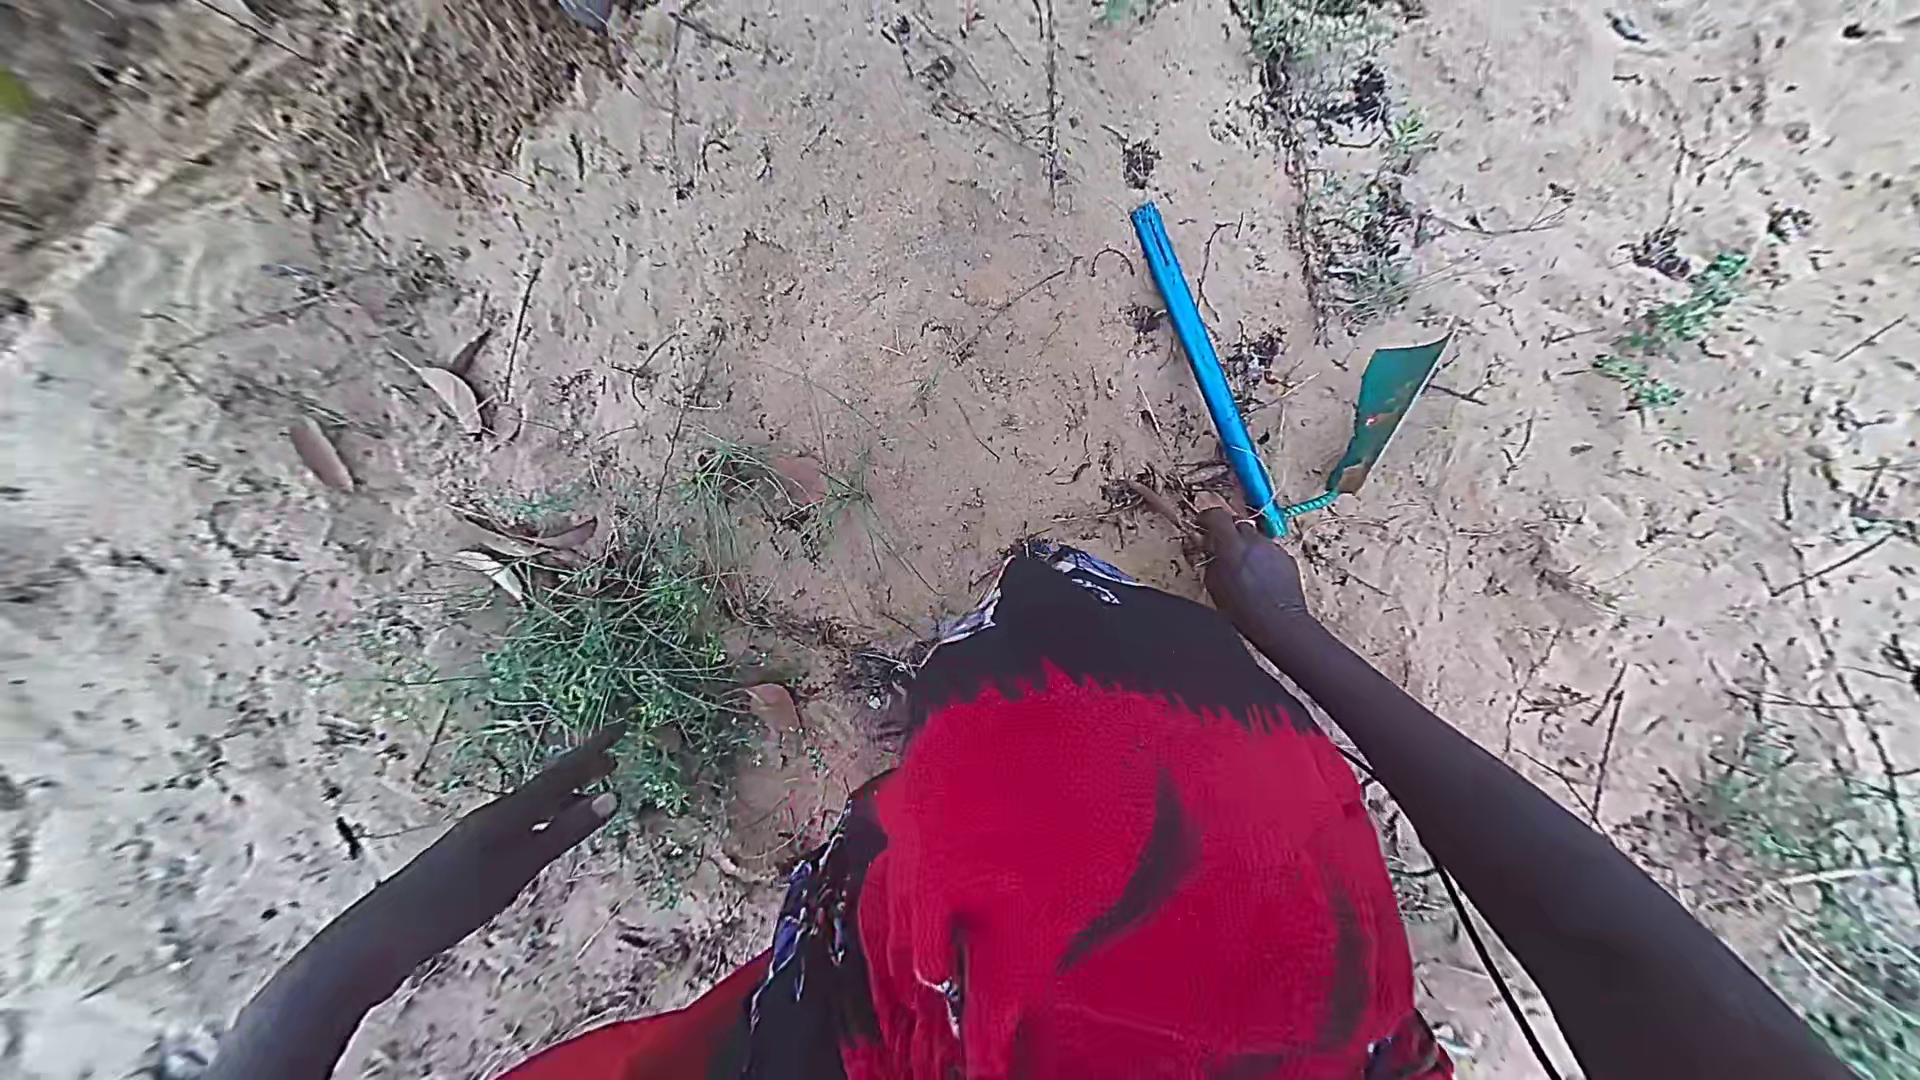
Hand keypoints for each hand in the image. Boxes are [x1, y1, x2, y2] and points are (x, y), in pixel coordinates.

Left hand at [335, 727, 623, 988]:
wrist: (373, 942)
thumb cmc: (453, 903)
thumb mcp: (519, 868)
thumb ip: (565, 832)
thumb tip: (613, 797)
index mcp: (510, 812)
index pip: (563, 772)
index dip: (594, 749)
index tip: (621, 726)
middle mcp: (495, 813)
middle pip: (548, 783)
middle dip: (582, 770)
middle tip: (614, 760)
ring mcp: (479, 833)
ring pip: (533, 803)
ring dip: (565, 795)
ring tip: (592, 796)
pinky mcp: (468, 855)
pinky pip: (519, 821)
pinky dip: (544, 817)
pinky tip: (547, 833)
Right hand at [1197, 501, 1313, 638]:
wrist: (1278, 622)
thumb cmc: (1243, 609)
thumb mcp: (1213, 584)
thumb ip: (1210, 560)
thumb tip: (1210, 551)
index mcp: (1232, 546)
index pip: (1217, 515)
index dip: (1206, 517)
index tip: (1202, 523)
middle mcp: (1254, 542)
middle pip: (1237, 523)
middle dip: (1227, 531)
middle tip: (1220, 545)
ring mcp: (1273, 549)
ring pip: (1255, 537)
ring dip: (1245, 545)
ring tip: (1240, 565)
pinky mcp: (1287, 559)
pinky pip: (1269, 550)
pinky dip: (1261, 557)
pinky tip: (1257, 575)